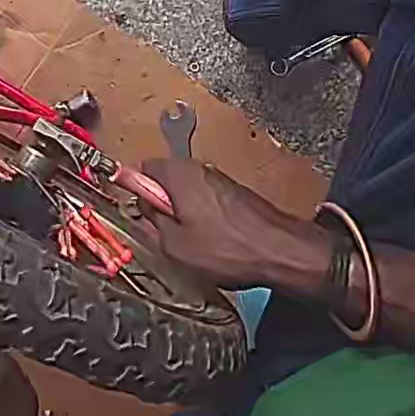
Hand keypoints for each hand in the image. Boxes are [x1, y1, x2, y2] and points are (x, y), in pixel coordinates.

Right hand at [141, 158, 330, 296]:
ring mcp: (217, 177)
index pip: (144, 168)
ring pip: (186, 189)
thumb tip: (144, 208)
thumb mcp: (175, 245)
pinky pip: (204, 196)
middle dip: (161, 202)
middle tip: (166, 232)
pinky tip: (211, 239)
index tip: (140, 212)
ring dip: (182, 210)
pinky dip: (201, 213)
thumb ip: (152, 221)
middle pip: (165, 177)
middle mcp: (198, 167)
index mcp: (179, 174)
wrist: (276, 248)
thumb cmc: (227, 248)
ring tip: (191, 240)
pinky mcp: (232, 190)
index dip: (137, 190)